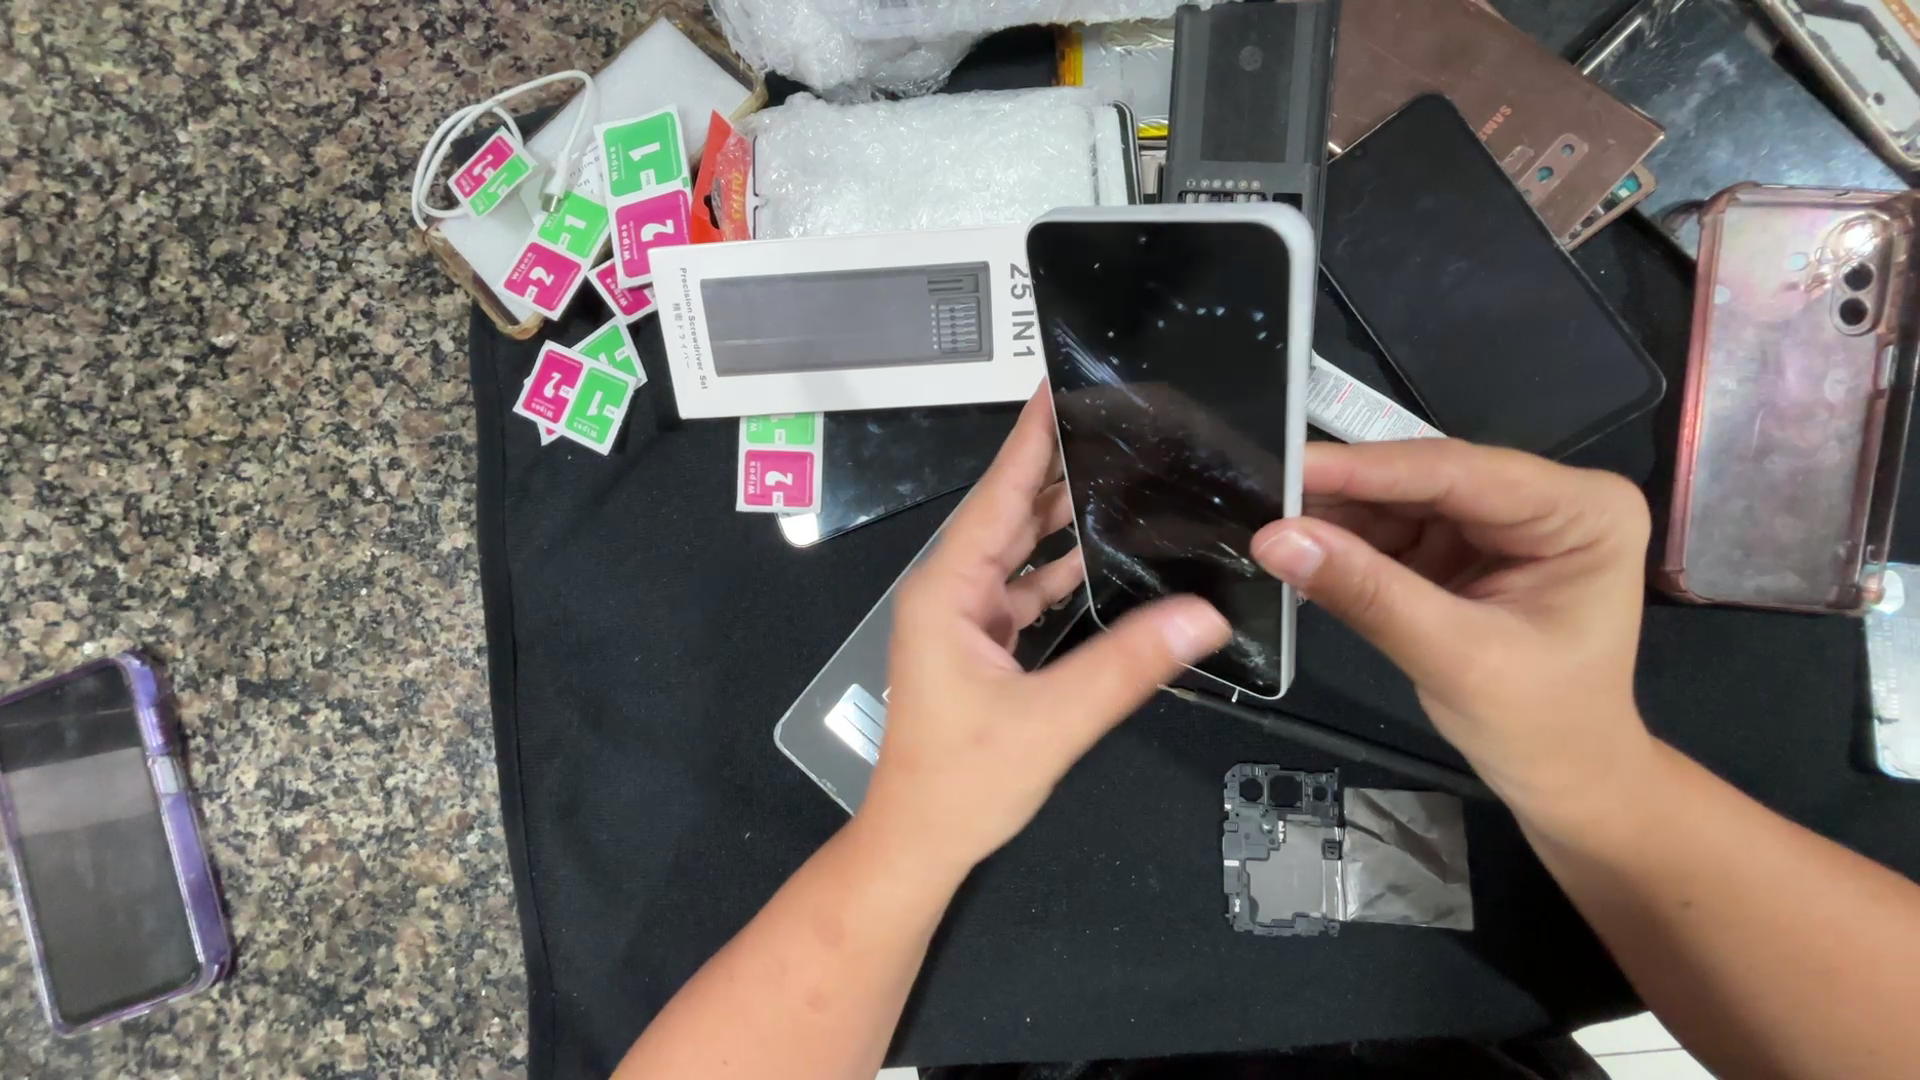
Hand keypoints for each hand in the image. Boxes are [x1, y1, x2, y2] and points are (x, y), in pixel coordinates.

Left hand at [860, 390, 1230, 874]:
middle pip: (1008, 513)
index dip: (1030, 440)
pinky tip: (1098, 555)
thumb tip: (1202, 617)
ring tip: (1116, 476)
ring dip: (1060, 518)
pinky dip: (1058, 570)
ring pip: (1017, 550)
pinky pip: (1023, 587)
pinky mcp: (980, 643)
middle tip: (1112, 426)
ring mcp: (964, 617)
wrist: (919, 839)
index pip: (996, 495)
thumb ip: (1125, 666)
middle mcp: (950, 591)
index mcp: (948, 591)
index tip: (1058, 387)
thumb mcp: (1050, 722)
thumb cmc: (962, 782)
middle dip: (1054, 468)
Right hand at [1250, 439, 1654, 821]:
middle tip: (1262, 495)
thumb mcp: (1452, 656)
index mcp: (1581, 511)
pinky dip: (1342, 543)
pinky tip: (1301, 552)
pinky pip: (1387, 528)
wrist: (1560, 772)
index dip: (1365, 469)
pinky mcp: (1457, 544)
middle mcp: (1541, 499)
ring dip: (1334, 517)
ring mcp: (1496, 520)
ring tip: (1269, 526)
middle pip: (1422, 479)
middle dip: (1342, 493)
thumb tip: (1276, 540)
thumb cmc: (1537, 722)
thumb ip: (1366, 594)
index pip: (1457, 473)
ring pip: (1395, 500)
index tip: (1288, 466)